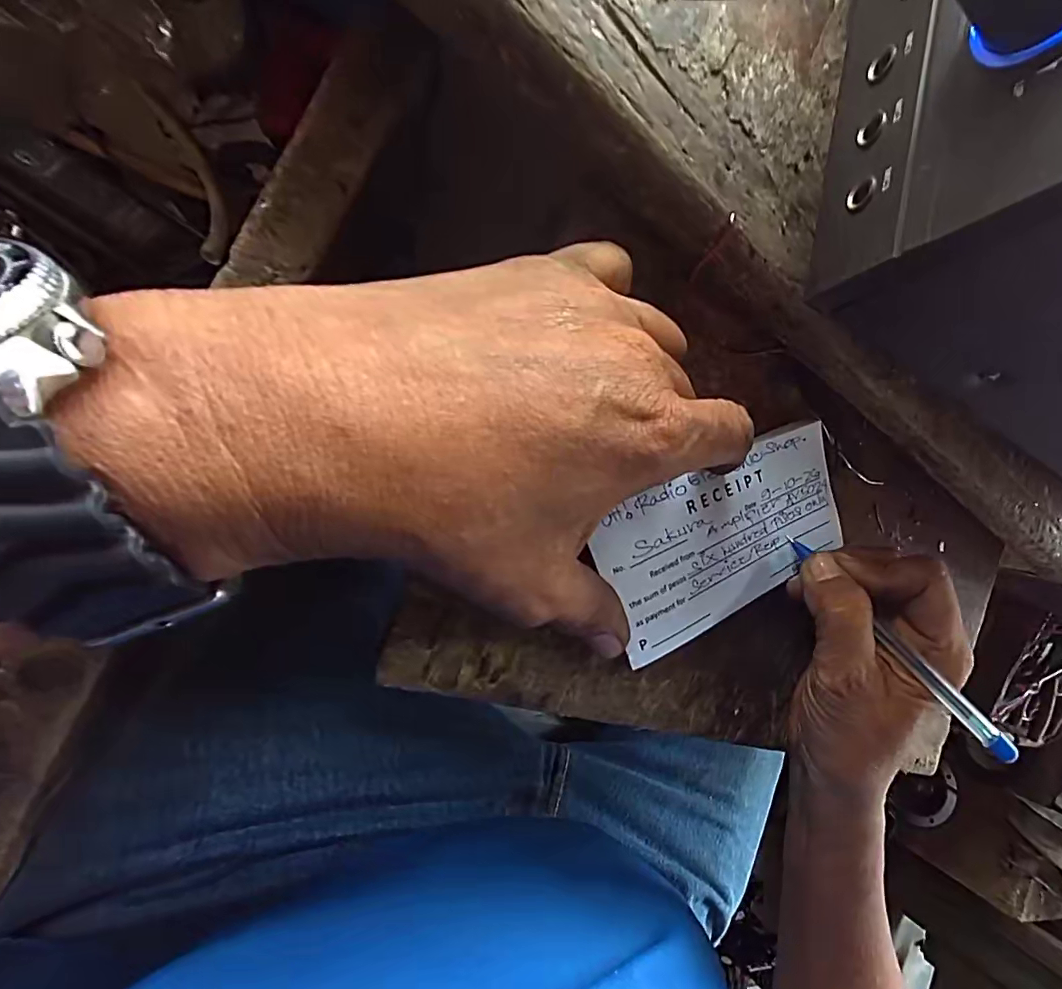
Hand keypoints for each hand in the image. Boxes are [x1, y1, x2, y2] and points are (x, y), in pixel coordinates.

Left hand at [52, 242, 751, 657]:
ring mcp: (591, 306)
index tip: (698, 470)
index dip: (725, 453)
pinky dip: (603, 295)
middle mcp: (641, 359)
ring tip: (595, 387)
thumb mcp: (528, 581)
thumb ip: (589, 611)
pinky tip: (567, 321)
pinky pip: (603, 271)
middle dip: (670, 415)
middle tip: (619, 446)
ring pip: (653, 329)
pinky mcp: (538, 268)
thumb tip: (616, 646)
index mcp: (655, 433)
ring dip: (643, 360)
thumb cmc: (450, 508)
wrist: (328, 414)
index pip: (734, 429)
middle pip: (687, 382)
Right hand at [786, 549, 971, 802]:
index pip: (926, 579)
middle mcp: (928, 635)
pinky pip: (858, 597)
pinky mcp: (874, 638)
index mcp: (941, 648)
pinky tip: (808, 595)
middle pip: (902, 572)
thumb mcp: (845, 679)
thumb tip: (821, 565)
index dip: (880, 568)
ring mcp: (901, 635)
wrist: (830, 781)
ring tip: (804, 585)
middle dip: (856, 568)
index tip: (835, 574)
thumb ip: (840, 617)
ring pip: (878, 580)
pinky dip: (832, 589)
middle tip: (813, 573)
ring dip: (840, 576)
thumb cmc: (848, 744)